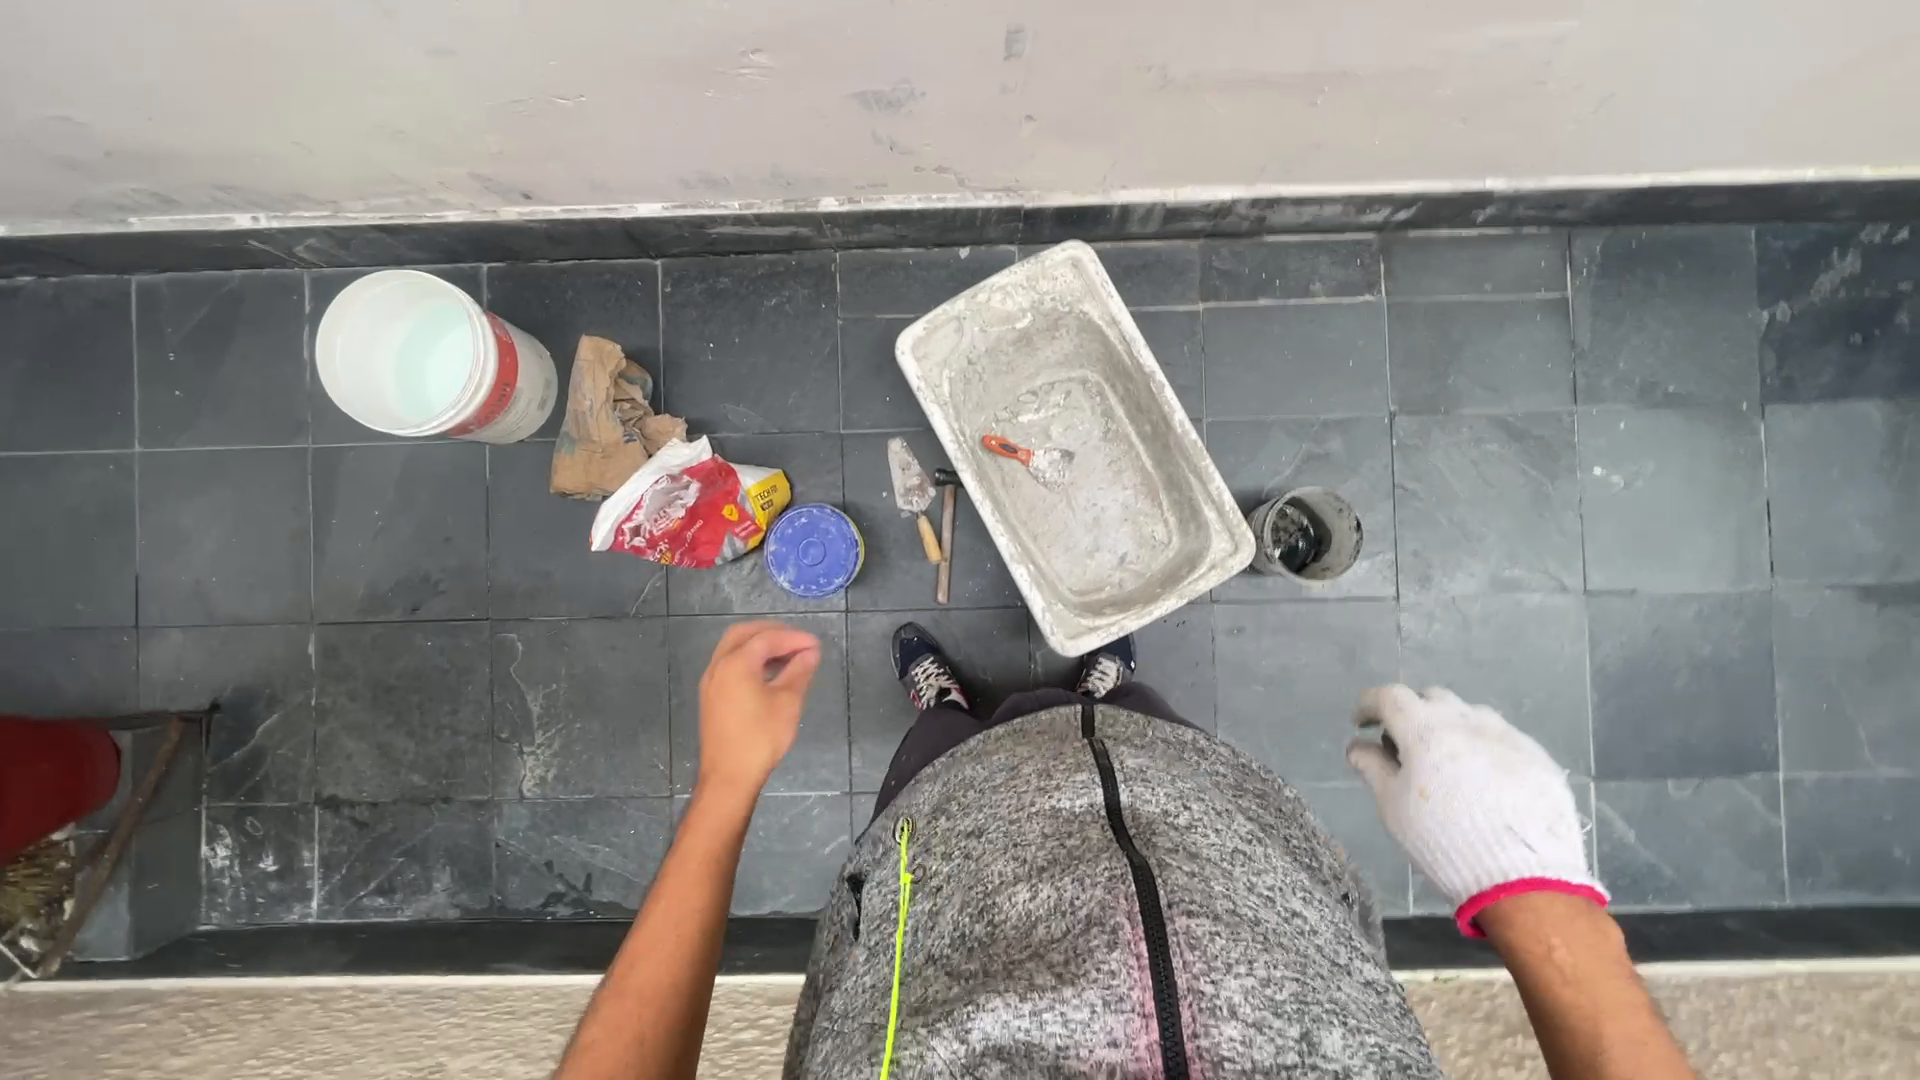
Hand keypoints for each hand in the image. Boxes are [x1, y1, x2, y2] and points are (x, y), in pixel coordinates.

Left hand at [696, 620, 821, 796]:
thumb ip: (799, 671)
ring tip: (787, 656)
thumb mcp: (788, 702)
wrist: (729, 776)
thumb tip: (811, 652)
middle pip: (744, 634)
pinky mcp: (711, 697)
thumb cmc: (761, 737)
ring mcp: (711, 682)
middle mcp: (718, 666)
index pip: (767, 638)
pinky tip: (769, 673)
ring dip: (760, 645)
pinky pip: (729, 665)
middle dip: (772, 633)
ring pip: (734, 649)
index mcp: (735, 663)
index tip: (816, 644)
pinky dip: (749, 660)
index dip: (794, 638)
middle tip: (798, 641)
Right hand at [1346, 684, 1605, 936]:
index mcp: (1425, 730)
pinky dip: (1482, 747)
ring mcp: (1507, 737)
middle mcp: (1466, 721)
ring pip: (1470, 714)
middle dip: (1411, 712)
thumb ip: (1372, 767)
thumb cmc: (1442, 838)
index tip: (1361, 721)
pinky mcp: (1538, 757)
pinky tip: (1482, 778)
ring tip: (1446, 759)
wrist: (1523, 879)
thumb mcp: (1392, 805)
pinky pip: (1502, 738)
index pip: (1389, 697)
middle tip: (1403, 743)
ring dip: (1450, 726)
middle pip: (1431, 698)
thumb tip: (1357, 746)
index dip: (1369, 704)